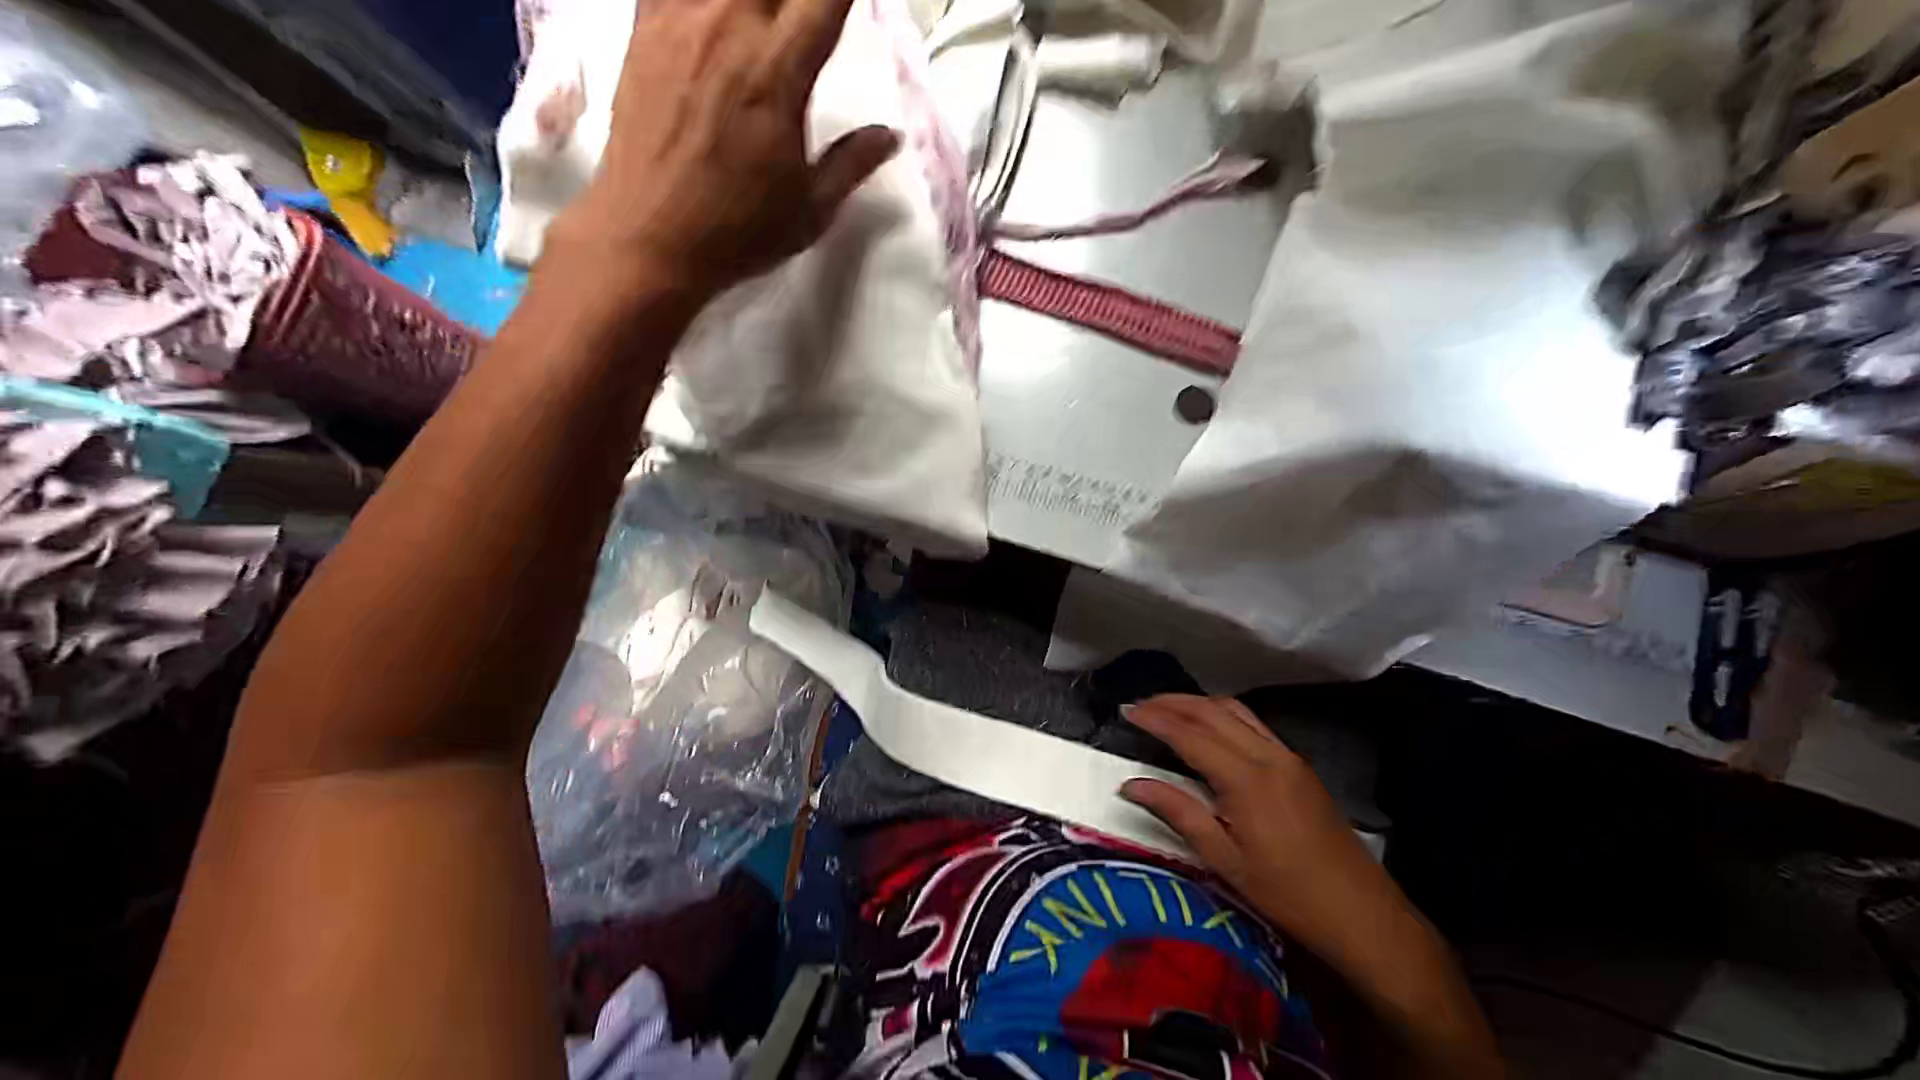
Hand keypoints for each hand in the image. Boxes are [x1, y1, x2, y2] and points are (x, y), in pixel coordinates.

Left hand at [547, 0, 899, 296]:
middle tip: (806, 17)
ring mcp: (679, 20)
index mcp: (778, 71)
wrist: (650, 240)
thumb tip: (891, 135)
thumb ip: (853, 163)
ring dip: (751, 0)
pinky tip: (714, 17)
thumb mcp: (811, 209)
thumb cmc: (738, 231)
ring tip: (763, 21)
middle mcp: (728, 26)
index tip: (855, 6)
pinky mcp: (643, 28)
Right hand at [1123, 696, 1506, 1076]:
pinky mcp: (1299, 766)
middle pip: (1212, 710)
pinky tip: (1207, 727)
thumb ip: (1177, 812)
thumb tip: (1130, 783)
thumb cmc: (1287, 894)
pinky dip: (1222, 714)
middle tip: (1138, 704)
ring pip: (1236, 710)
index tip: (1125, 711)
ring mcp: (1288, 757)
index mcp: (1247, 779)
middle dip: (1172, 701)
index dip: (1155, 719)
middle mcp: (1269, 756)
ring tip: (1165, 708)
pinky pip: (1253, 723)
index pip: (1190, 734)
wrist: (1363, 915)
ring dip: (1197, 702)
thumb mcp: (1224, 860)